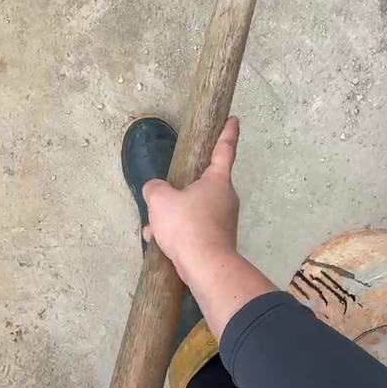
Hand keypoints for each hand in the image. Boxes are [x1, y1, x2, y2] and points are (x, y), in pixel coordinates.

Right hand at [141, 117, 276, 335]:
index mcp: (217, 181)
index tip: (233, 120)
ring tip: (153, 229)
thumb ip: (154, 189)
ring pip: (193, 211)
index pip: (224, 150)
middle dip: (179, 191)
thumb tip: (154, 190)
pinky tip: (159, 244)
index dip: (227, 133)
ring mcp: (224, 221)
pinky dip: (176, 234)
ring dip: (172, 217)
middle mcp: (225, 199)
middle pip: (200, 185)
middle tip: (162, 196)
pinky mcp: (218, 241)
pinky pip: (193, 230)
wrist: (205, 267)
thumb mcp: (160, 200)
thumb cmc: (187, 226)